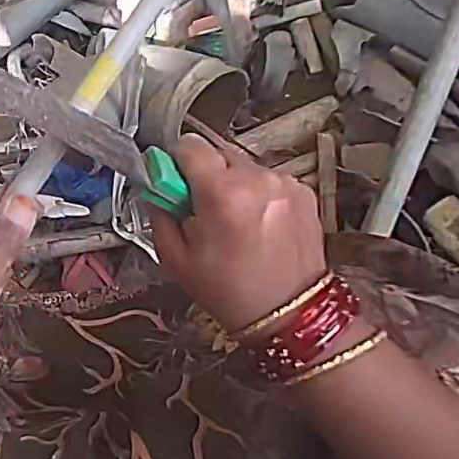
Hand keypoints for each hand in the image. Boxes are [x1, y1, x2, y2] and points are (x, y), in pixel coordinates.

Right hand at [148, 133, 326, 332]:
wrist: (289, 313)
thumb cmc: (231, 292)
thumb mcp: (177, 259)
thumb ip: (160, 213)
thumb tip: (156, 186)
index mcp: (222, 193)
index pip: (189, 145)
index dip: (176, 162)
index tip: (175, 183)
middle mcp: (257, 180)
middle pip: (217, 154)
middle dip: (206, 177)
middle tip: (205, 211)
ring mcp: (284, 183)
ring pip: (244, 167)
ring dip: (235, 186)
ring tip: (236, 224)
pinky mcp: (302, 191)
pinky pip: (269, 180)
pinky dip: (259, 195)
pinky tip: (260, 226)